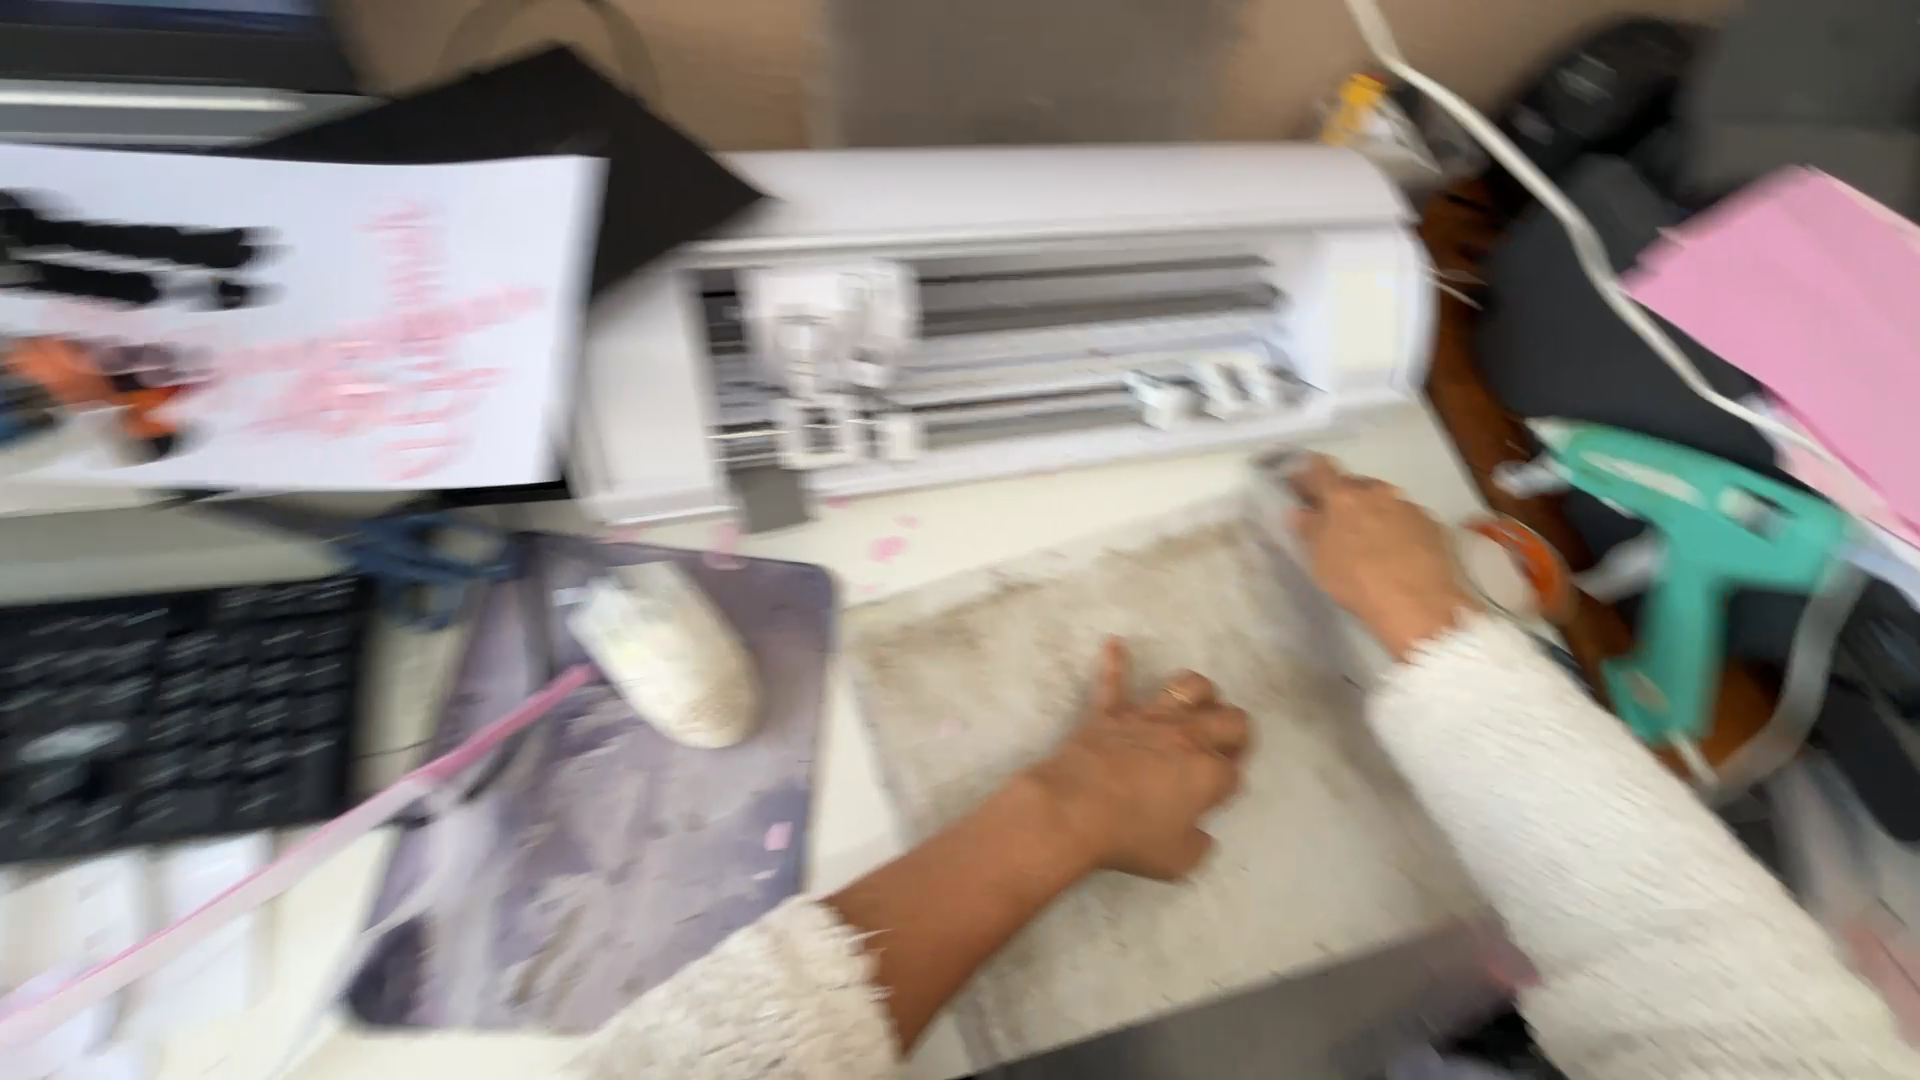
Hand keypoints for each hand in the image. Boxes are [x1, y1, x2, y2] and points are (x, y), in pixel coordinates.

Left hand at [1024, 638, 1249, 880]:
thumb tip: (1201, 834)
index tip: (1219, 792)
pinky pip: (1112, 681)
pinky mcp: (1108, 713)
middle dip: (1236, 730)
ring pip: (1185, 686)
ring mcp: (1146, 719)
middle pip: (1229, 719)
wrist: (1073, 809)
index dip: (1231, 782)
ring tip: (1196, 700)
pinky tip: (1113, 644)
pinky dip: (1114, 662)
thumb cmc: (1128, 837)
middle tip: (1226, 745)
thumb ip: (1198, 844)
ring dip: (1198, 690)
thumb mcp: (1178, 860)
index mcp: (1207, 774)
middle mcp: (1185, 737)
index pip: (1234, 772)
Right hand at [1285, 454, 1479, 660]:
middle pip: (1355, 484)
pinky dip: (1396, 527)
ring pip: (1383, 500)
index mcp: (1343, 497)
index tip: (1301, 480)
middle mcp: (1377, 492)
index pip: (1320, 470)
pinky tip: (1396, 550)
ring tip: (1369, 537)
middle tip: (1336, 518)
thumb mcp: (1319, 559)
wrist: (1418, 603)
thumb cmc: (1356, 580)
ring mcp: (1408, 506)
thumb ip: (1308, 529)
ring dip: (1372, 511)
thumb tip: (1300, 511)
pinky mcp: (1433, 524)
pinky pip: (1406, 517)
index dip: (1308, 471)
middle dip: (1344, 496)